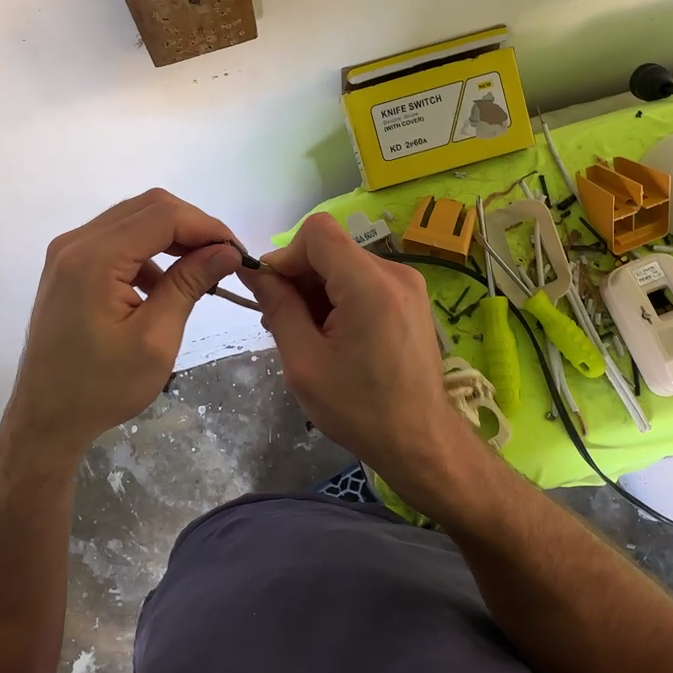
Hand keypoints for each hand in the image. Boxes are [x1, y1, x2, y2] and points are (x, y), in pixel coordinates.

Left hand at [3, 189, 241, 454]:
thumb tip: (227, 251)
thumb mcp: (156, 339)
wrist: (47, 418)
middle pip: (148, 208)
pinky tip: (166, 284)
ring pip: (133, 220)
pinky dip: (149, 251)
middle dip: (193, 227)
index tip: (238, 254)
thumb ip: (189, 285)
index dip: (207, 227)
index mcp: (94, 258)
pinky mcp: (69, 267)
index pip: (163, 215)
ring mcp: (68, 253)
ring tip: (203, 270)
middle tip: (225, 260)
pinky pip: (117, 241)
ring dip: (172, 237)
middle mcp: (75, 243)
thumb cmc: (102, 387)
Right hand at [242, 213, 470, 485]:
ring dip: (320, 291)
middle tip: (283, 324)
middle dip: (301, 278)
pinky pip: (366, 282)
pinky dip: (342, 299)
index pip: (318, 232)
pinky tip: (335, 337)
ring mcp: (409, 286)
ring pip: (347, 265)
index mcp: (370, 285)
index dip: (287, 256)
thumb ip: (278, 307)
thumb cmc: (359, 408)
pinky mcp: (412, 301)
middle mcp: (396, 273)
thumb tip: (253, 271)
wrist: (420, 441)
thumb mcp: (304, 362)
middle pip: (332, 249)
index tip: (274, 295)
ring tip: (309, 337)